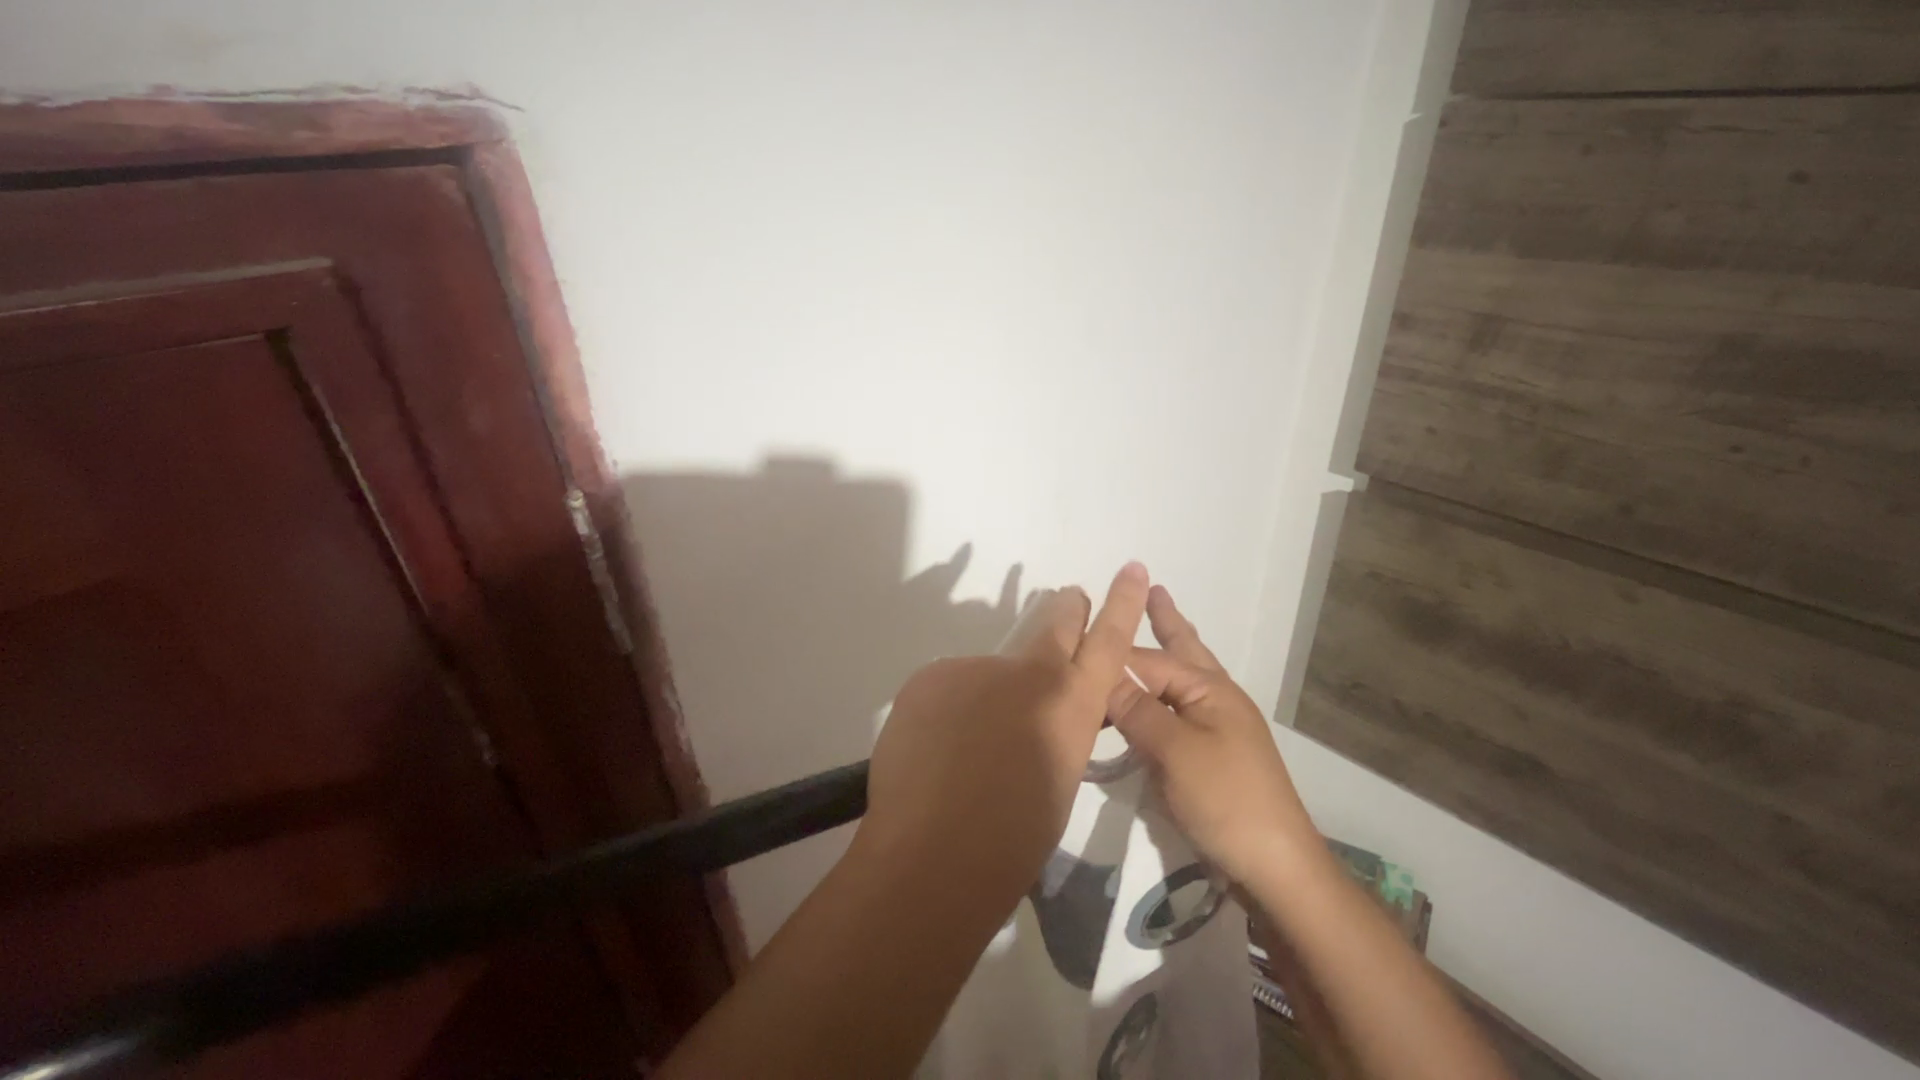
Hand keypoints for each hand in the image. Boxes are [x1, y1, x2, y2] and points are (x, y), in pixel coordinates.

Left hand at [856, 564, 1150, 902]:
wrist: (935, 854)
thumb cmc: (1013, 838)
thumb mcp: (1059, 777)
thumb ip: (1057, 730)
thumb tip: (1038, 715)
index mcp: (1071, 704)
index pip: (1106, 641)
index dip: (1121, 603)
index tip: (1131, 569)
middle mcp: (1027, 673)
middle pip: (1053, 624)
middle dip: (1065, 610)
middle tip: (1067, 600)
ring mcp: (974, 669)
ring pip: (986, 675)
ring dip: (983, 697)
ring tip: (964, 751)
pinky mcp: (929, 678)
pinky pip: (945, 690)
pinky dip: (945, 713)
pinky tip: (934, 752)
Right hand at [1104, 585, 1319, 883]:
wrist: (1274, 865)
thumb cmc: (1226, 799)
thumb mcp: (1174, 752)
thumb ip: (1136, 710)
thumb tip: (1099, 674)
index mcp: (1210, 689)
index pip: (1148, 660)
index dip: (1113, 651)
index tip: (1078, 638)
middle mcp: (1216, 700)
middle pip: (1185, 651)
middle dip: (1166, 622)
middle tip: (1151, 588)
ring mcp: (1217, 729)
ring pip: (1185, 679)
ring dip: (1169, 652)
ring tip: (1156, 626)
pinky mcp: (1211, 757)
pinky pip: (1180, 711)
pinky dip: (1164, 695)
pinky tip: (1154, 698)